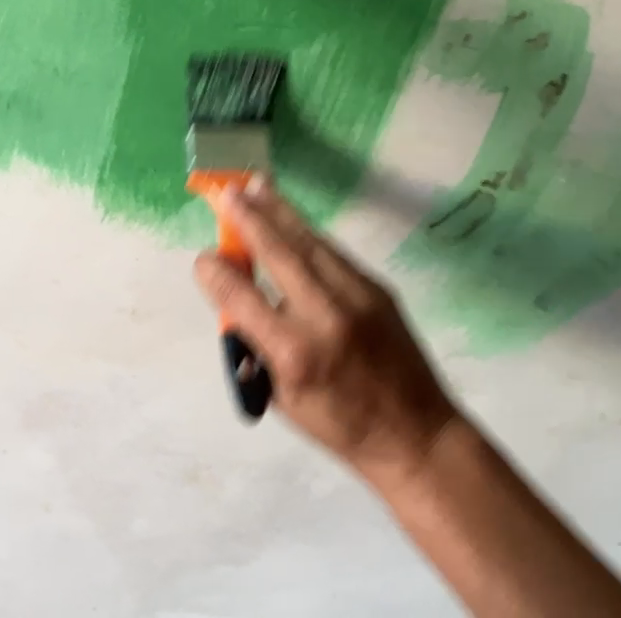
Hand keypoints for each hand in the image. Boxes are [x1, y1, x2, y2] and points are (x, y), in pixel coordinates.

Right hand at [195, 179, 460, 478]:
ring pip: (309, 242)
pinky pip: (332, 253)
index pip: (241, 296)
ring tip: (256, 185)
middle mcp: (324, 316)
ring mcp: (357, 297)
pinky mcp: (378, 288)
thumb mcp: (281, 396)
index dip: (216, 273)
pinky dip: (306, 234)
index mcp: (293, 352)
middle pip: (278, 252)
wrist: (418, 435)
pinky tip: (291, 219)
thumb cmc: (338, 424)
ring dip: (279, 211)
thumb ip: (256, 343)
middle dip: (249, 218)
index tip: (203, 258)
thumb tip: (235, 293)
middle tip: (227, 191)